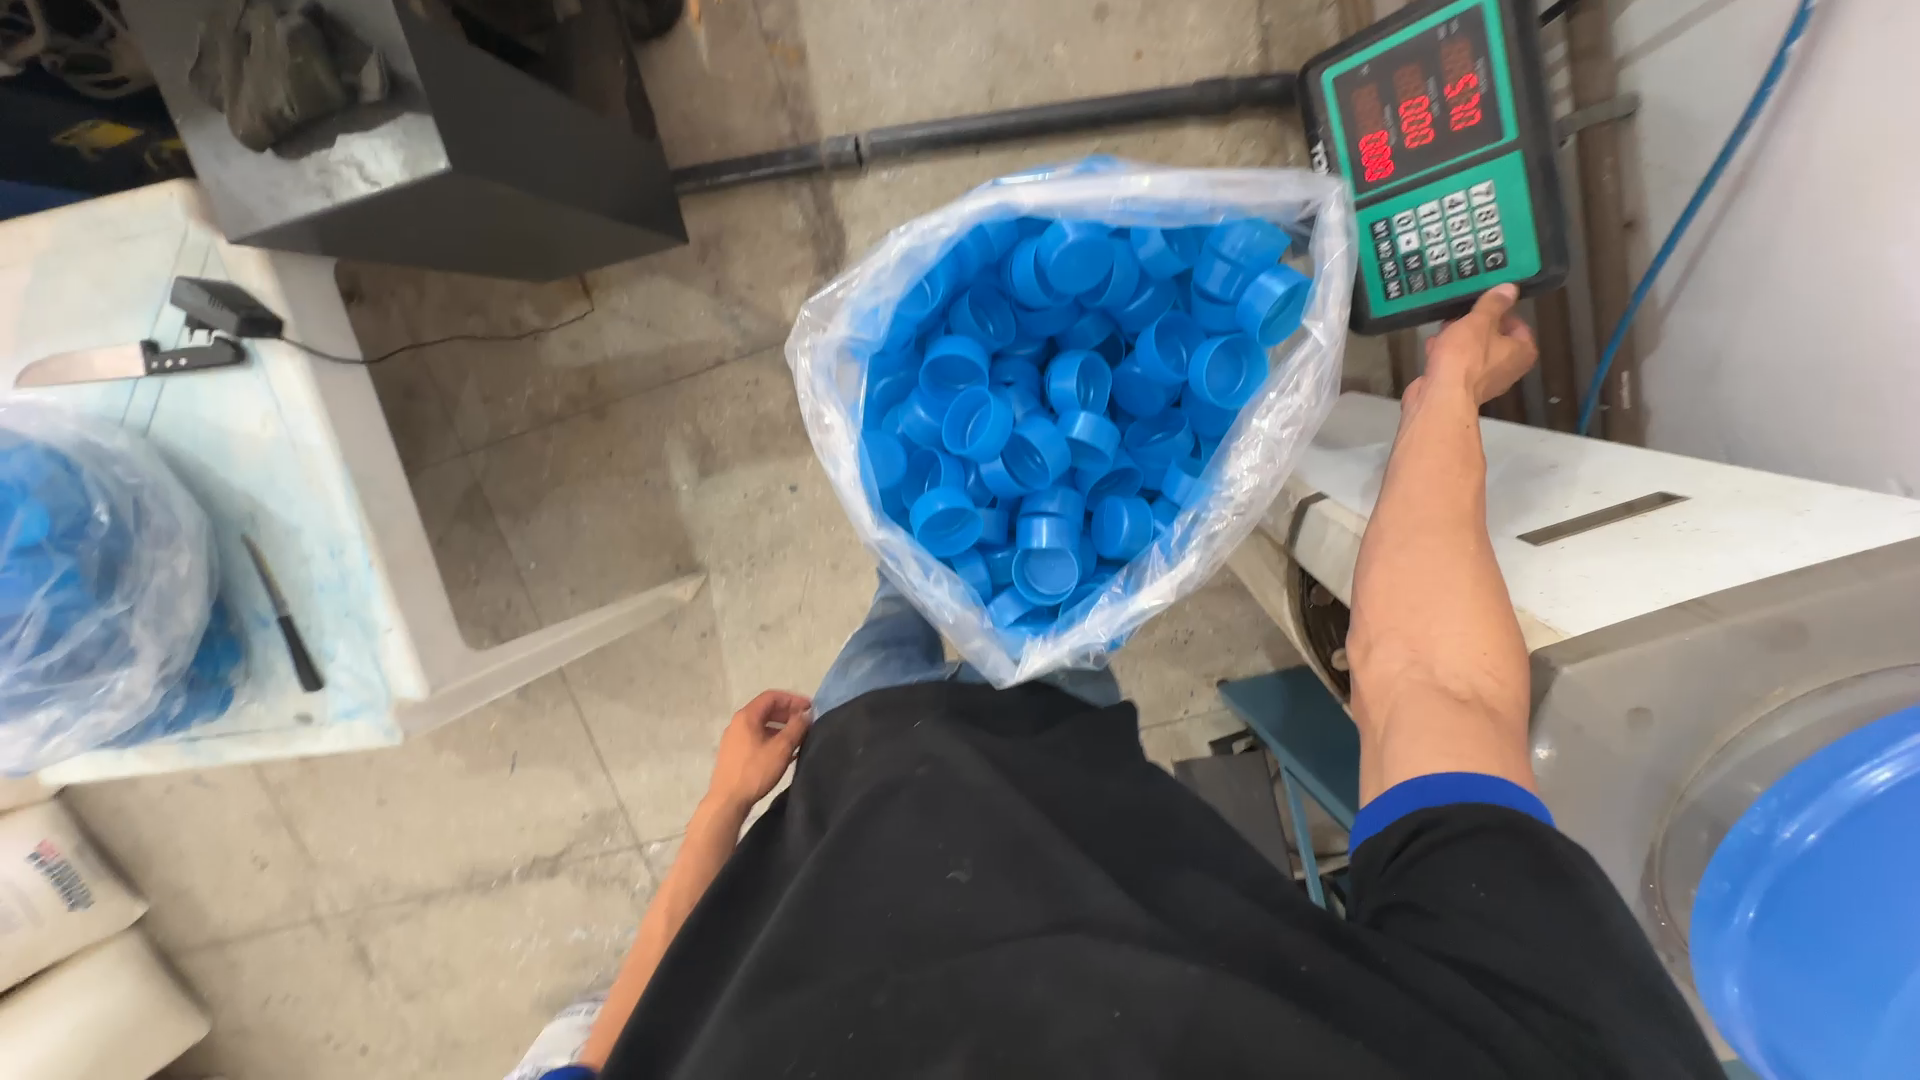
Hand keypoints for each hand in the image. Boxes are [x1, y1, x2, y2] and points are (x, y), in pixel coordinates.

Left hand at [706, 690, 812, 813]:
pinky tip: (783, 751)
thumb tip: (806, 715)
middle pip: (766, 709)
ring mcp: (734, 738)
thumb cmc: (755, 771)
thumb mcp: (781, 748)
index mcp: (747, 717)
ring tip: (798, 737)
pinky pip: (756, 737)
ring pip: (761, 724)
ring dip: (781, 726)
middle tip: (805, 721)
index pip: (772, 697)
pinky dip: (772, 737)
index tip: (809, 708)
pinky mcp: (734, 753)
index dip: (793, 699)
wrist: (727, 801)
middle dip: (788, 712)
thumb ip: (796, 727)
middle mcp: (737, 723)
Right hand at [1423, 284, 1537, 403]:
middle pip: (1494, 340)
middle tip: (1459, 316)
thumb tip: (1509, 289)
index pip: (1518, 325)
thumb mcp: (1479, 321)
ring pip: (1473, 354)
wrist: (1439, 397)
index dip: (1499, 313)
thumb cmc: (1464, 358)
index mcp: (1522, 352)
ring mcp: (1483, 383)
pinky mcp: (1460, 391)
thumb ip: (1493, 303)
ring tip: (1442, 330)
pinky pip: (1456, 367)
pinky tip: (1432, 348)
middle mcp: (1508, 370)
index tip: (1481, 306)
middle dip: (1474, 327)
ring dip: (1458, 342)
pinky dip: (1447, 357)